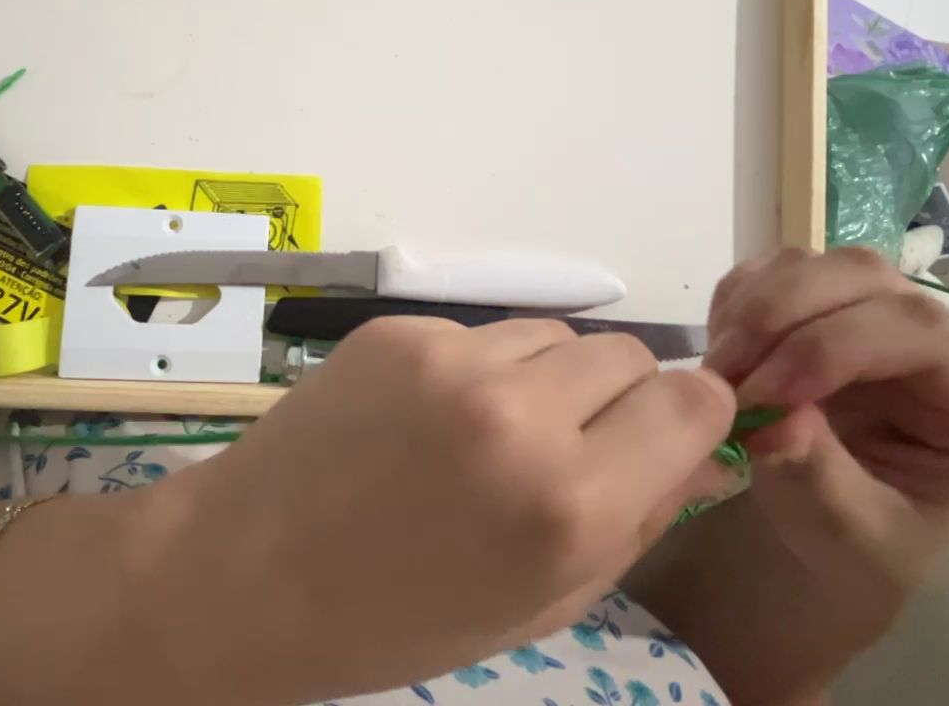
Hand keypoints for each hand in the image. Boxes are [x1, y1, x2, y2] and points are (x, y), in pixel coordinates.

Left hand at [149, 316, 738, 704]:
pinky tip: (426, 414)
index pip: (690, 402)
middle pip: (628, 355)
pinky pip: (479, 332)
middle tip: (565, 443)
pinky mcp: (397, 329)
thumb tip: (702, 448)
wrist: (246, 573)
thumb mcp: (540, 603)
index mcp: (567, 504)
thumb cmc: (396, 619)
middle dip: (618, 398)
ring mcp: (449, 357)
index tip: (658, 438)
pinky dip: (478, 366)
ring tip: (487, 429)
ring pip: (554, 333)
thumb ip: (637, 518)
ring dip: (547, 376)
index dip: (685, 419)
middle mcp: (518, 412)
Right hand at [705, 247, 948, 593]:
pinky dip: (733, 302)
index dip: (832, 345)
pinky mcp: (814, 307)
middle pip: (863, 277)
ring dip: (751, 307)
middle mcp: (932, 343)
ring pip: (812, 264)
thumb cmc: (853, 544)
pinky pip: (768, 272)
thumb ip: (819, 479)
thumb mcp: (846, 534)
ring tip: (719, 371)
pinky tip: (723, 354)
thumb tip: (776, 418)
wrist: (823, 534)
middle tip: (724, 376)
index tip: (761, 396)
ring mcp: (868, 314)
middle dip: (780, 316)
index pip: (919, 331)